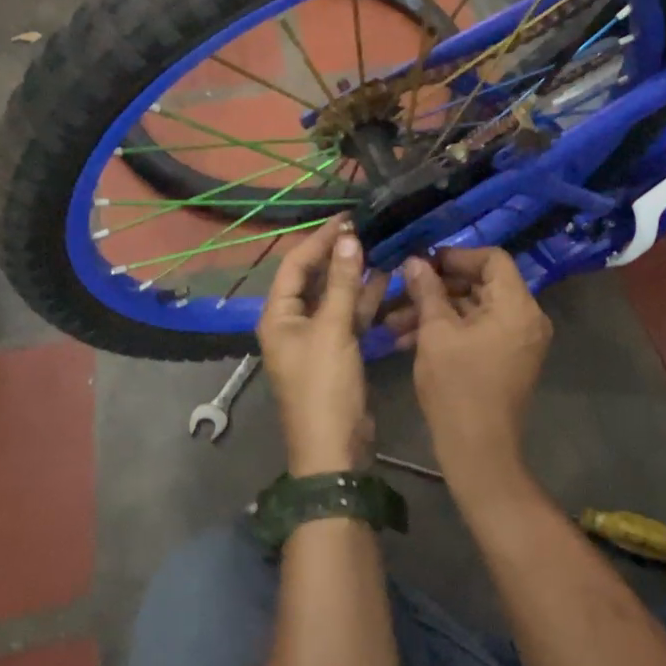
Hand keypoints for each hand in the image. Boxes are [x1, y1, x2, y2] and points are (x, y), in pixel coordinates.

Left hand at [257, 217, 384, 475]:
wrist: (335, 448)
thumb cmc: (325, 387)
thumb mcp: (333, 331)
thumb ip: (342, 283)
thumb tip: (349, 238)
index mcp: (278, 315)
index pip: (296, 265)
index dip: (320, 239)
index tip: (347, 218)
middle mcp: (293, 322)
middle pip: (315, 279)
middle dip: (340, 255)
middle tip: (369, 229)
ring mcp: (317, 338)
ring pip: (336, 297)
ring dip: (356, 275)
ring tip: (383, 248)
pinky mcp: (338, 353)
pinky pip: (350, 317)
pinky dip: (365, 300)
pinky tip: (388, 281)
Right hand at [388, 249, 552, 480]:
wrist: (478, 449)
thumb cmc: (457, 386)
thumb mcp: (435, 333)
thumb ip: (427, 291)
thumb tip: (415, 262)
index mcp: (517, 305)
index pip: (493, 259)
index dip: (456, 256)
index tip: (424, 263)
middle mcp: (527, 318)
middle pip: (483, 284)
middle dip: (439, 287)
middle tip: (404, 290)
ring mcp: (520, 340)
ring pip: (476, 310)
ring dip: (438, 311)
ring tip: (395, 322)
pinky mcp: (509, 359)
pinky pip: (481, 331)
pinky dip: (451, 330)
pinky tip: (410, 340)